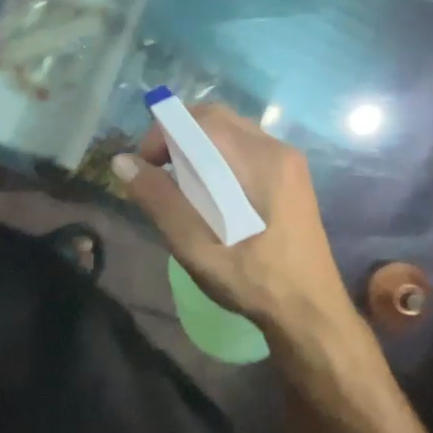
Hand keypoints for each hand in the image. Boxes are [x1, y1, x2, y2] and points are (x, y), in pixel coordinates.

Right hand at [114, 105, 355, 337]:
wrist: (311, 314)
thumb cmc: (253, 281)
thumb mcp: (196, 246)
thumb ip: (159, 200)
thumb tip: (122, 162)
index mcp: (260, 161)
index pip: (202, 120)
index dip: (164, 132)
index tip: (145, 166)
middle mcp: (277, 150)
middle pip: (215, 118)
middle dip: (177, 135)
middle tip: (157, 171)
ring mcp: (287, 162)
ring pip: (228, 131)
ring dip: (195, 146)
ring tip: (178, 183)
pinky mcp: (289, 177)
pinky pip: (243, 148)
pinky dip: (214, 157)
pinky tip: (207, 193)